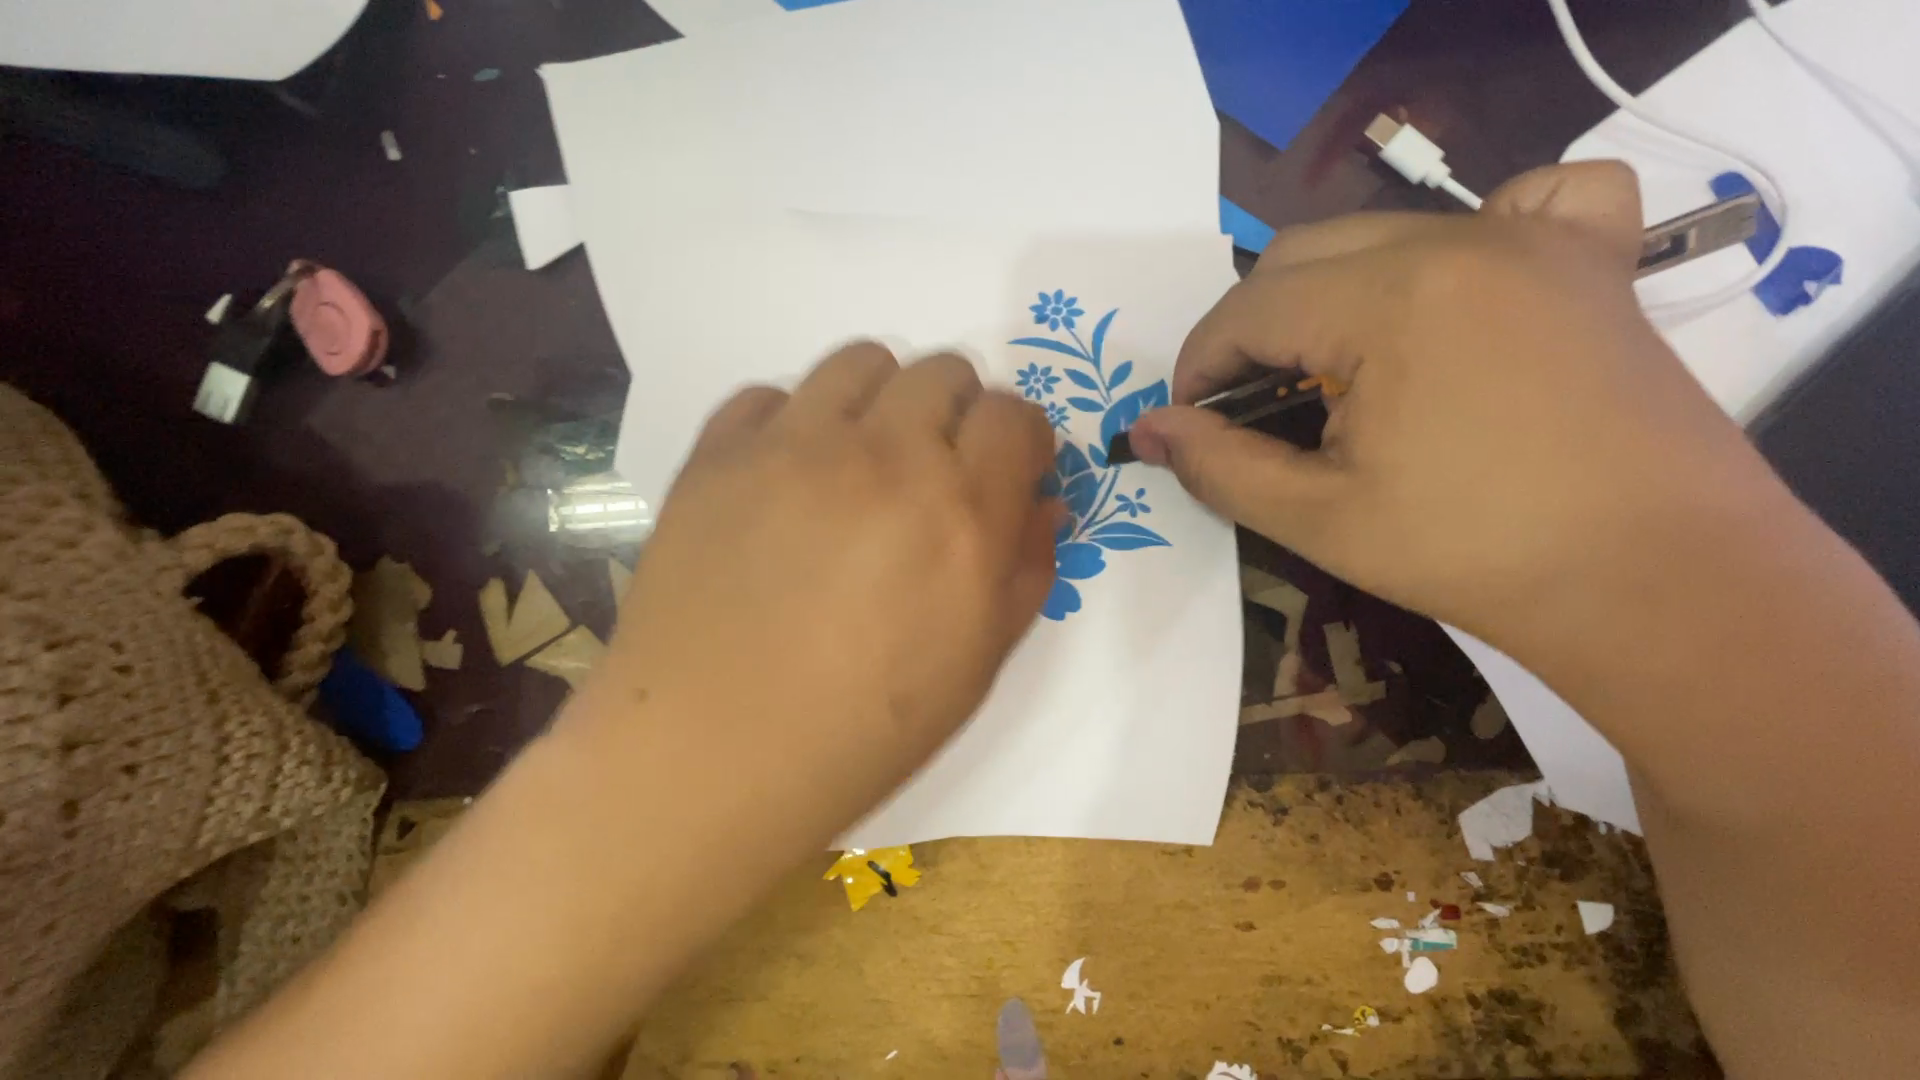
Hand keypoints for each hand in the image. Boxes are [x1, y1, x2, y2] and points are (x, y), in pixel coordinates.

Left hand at [573, 343, 1059, 840]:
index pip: (1014, 416)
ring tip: (863, 460)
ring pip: (861, 362)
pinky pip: (770, 395)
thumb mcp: (976, 666)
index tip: (1008, 471)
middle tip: (936, 470)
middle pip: (943, 372)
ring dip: (881, 400)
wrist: (709, 754)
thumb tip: (1043, 503)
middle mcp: (884, 456)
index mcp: (961, 513)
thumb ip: (1025, 571)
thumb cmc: (860, 731)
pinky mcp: (718, 454)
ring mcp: (792, 446)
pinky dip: (793, 424)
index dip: (1020, 440)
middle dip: (958, 412)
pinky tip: (786, 481)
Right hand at [1126, 162, 1787, 650]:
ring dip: (1333, 289)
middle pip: (1304, 254)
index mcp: (1391, 299)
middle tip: (1249, 403)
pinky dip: (1477, 229)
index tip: (1187, 418)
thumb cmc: (1475, 554)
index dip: (1200, 364)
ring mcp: (1539, 239)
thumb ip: (1219, 464)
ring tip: (1333, 367)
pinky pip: (1533, 198)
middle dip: (1253, 327)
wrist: (1657, 581)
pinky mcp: (1594, 261)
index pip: (1251, 307)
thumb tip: (1145, 429)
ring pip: (1388, 229)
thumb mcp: (1320, 518)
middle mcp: (1463, 238)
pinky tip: (1461, 283)